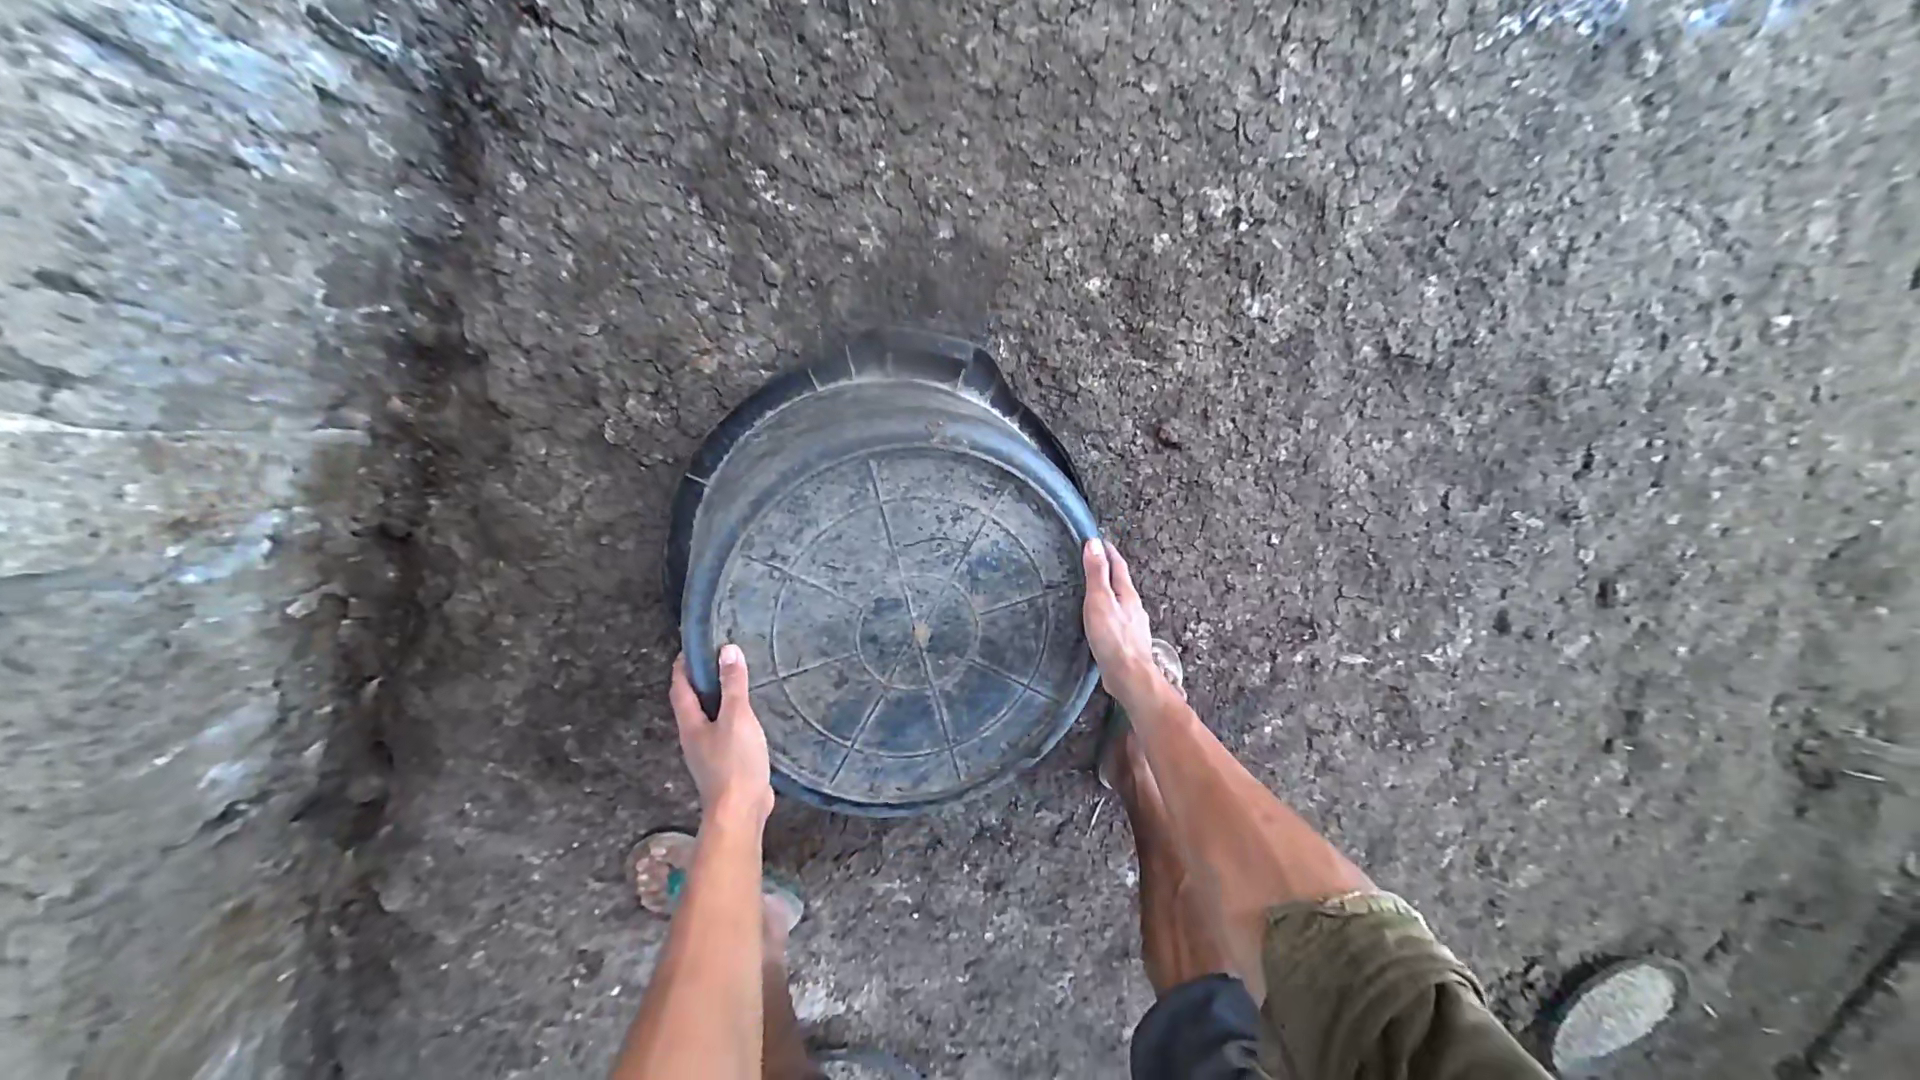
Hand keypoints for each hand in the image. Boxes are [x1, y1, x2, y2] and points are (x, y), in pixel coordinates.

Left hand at [669, 645, 773, 823]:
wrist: (740, 810)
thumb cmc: (734, 761)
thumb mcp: (737, 717)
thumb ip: (733, 684)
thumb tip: (727, 650)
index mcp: (690, 724)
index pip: (680, 687)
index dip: (683, 666)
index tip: (693, 646)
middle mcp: (693, 737)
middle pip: (692, 703)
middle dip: (701, 681)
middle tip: (719, 660)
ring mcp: (708, 753)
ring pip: (708, 719)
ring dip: (717, 700)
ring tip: (736, 683)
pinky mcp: (724, 765)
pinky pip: (724, 733)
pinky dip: (731, 718)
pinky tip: (749, 717)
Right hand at [1082, 539, 1158, 694]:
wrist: (1129, 675)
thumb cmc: (1112, 637)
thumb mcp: (1099, 600)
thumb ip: (1097, 573)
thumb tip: (1095, 543)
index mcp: (1127, 594)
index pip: (1118, 566)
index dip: (1109, 552)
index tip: (1099, 541)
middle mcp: (1134, 607)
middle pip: (1121, 583)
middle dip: (1110, 571)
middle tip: (1096, 562)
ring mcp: (1133, 626)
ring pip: (1121, 602)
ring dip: (1111, 593)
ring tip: (1096, 590)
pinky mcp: (1127, 642)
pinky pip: (1118, 620)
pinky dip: (1109, 612)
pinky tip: (1102, 621)